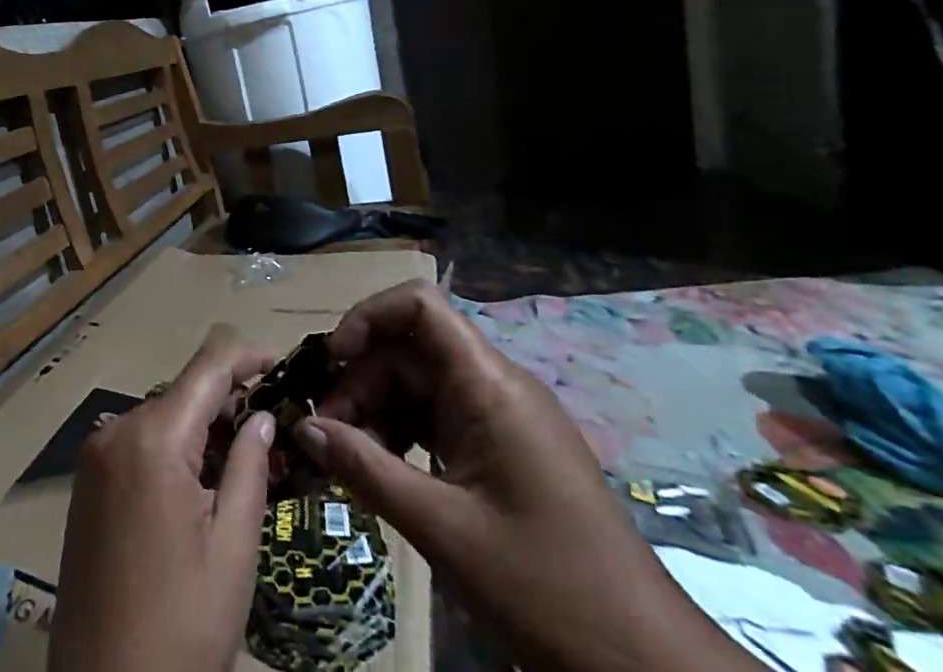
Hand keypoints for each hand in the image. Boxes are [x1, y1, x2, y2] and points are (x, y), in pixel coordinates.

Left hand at [51, 331, 276, 671]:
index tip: (285, 367)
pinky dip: (175, 448)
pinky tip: (201, 482)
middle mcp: (115, 432)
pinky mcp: (87, 483)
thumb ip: (249, 466)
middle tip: (276, 432)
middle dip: (231, 402)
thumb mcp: (234, 543)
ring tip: (247, 459)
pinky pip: (140, 444)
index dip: (248, 357)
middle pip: (183, 393)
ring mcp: (95, 458)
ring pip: (162, 418)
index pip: (207, 367)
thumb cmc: (182, 620)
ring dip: (204, 428)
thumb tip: (263, 417)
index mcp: (152, 439)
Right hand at [293, 280, 764, 671]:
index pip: (420, 306)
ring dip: (373, 414)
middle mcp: (494, 387)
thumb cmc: (544, 584)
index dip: (367, 318)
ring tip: (346, 465)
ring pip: (416, 387)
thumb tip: (303, 427)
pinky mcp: (497, 448)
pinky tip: (378, 476)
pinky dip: (398, 437)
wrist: (639, 656)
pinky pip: (433, 420)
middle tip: (324, 439)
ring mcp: (498, 418)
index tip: (330, 363)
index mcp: (490, 386)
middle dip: (358, 385)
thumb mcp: (441, 527)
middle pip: (407, 352)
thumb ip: (365, 468)